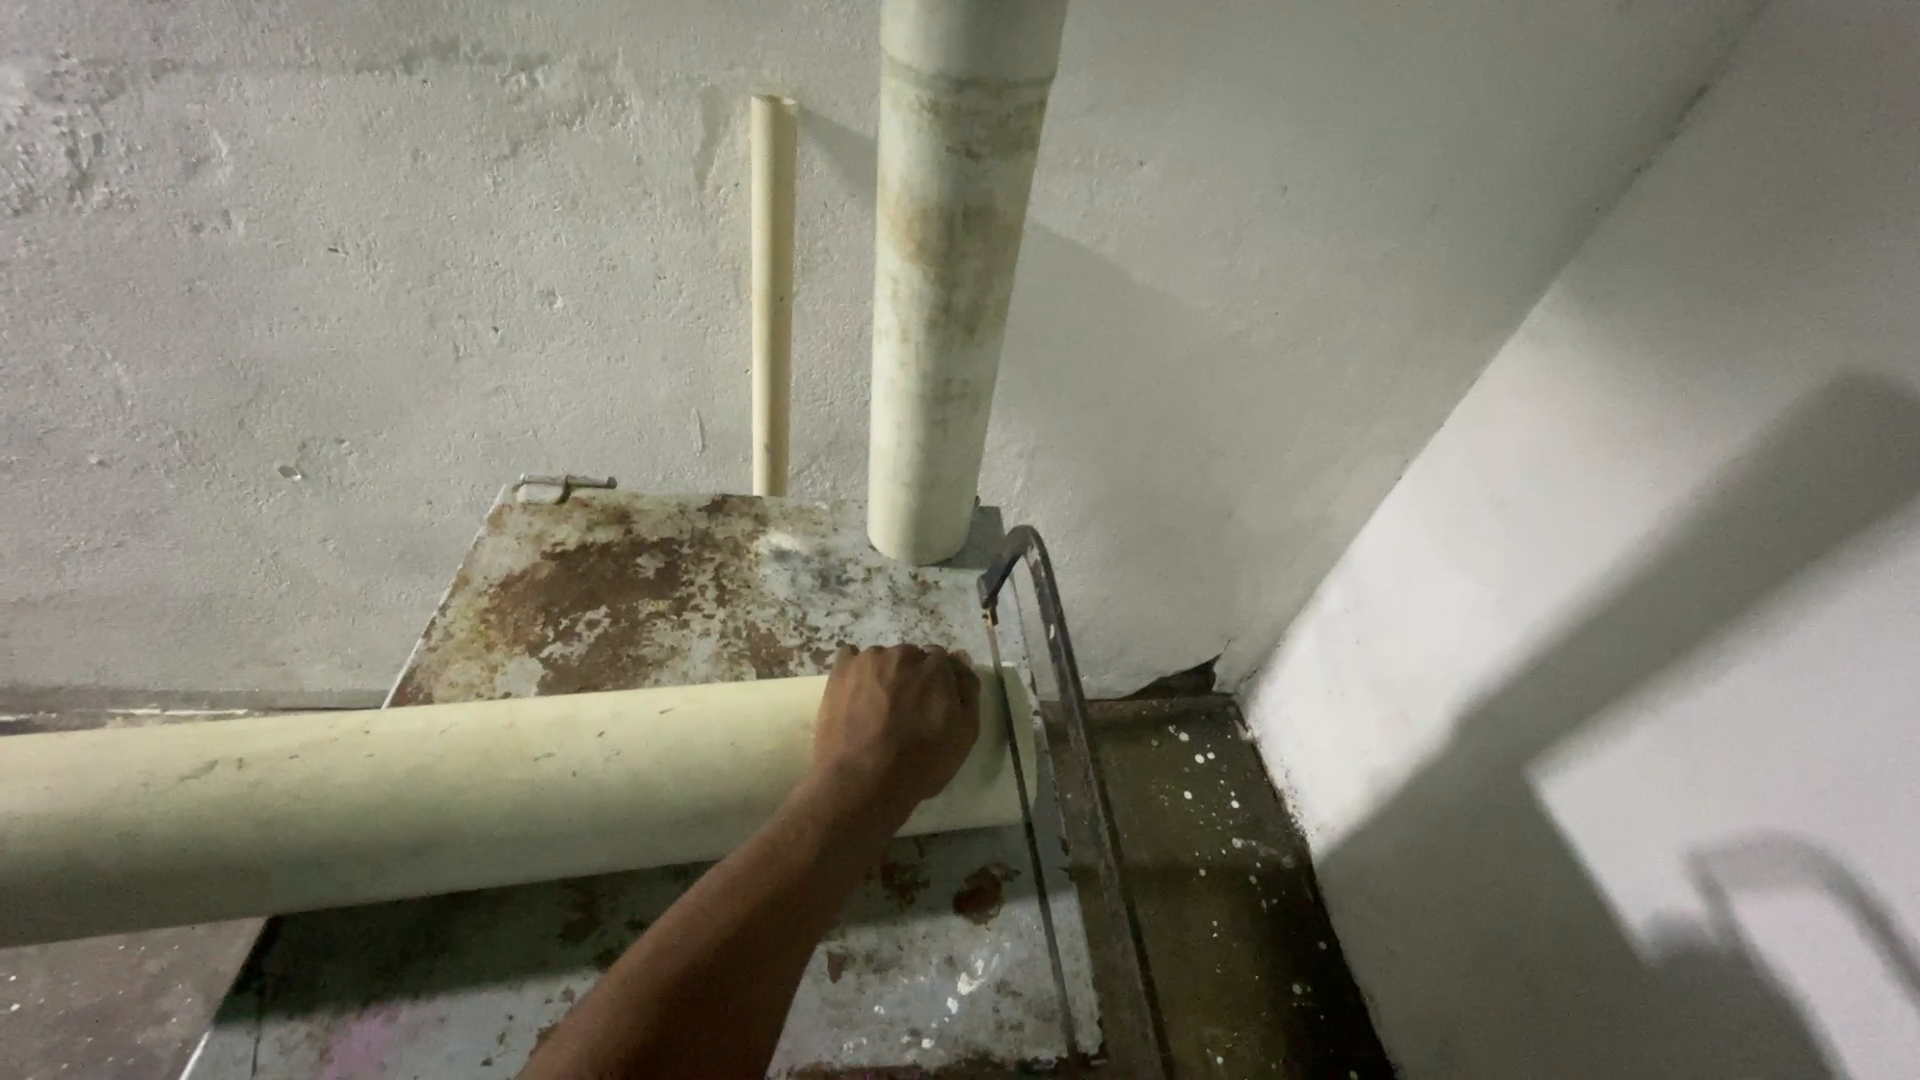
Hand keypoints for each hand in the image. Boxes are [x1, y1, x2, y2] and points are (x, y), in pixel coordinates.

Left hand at [814, 644, 981, 817]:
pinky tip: (854, 695)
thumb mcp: (965, 733)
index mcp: (937, 667)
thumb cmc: (920, 763)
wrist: (862, 782)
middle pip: (911, 658)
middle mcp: (904, 654)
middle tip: (903, 712)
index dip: (936, 685)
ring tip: (876, 709)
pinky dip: (855, 672)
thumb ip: (967, 690)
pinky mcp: (841, 669)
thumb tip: (960, 658)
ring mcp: (869, 659)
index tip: (929, 707)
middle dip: (910, 678)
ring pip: (882, 659)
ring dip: (883, 675)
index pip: (941, 662)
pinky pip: (850, 657)